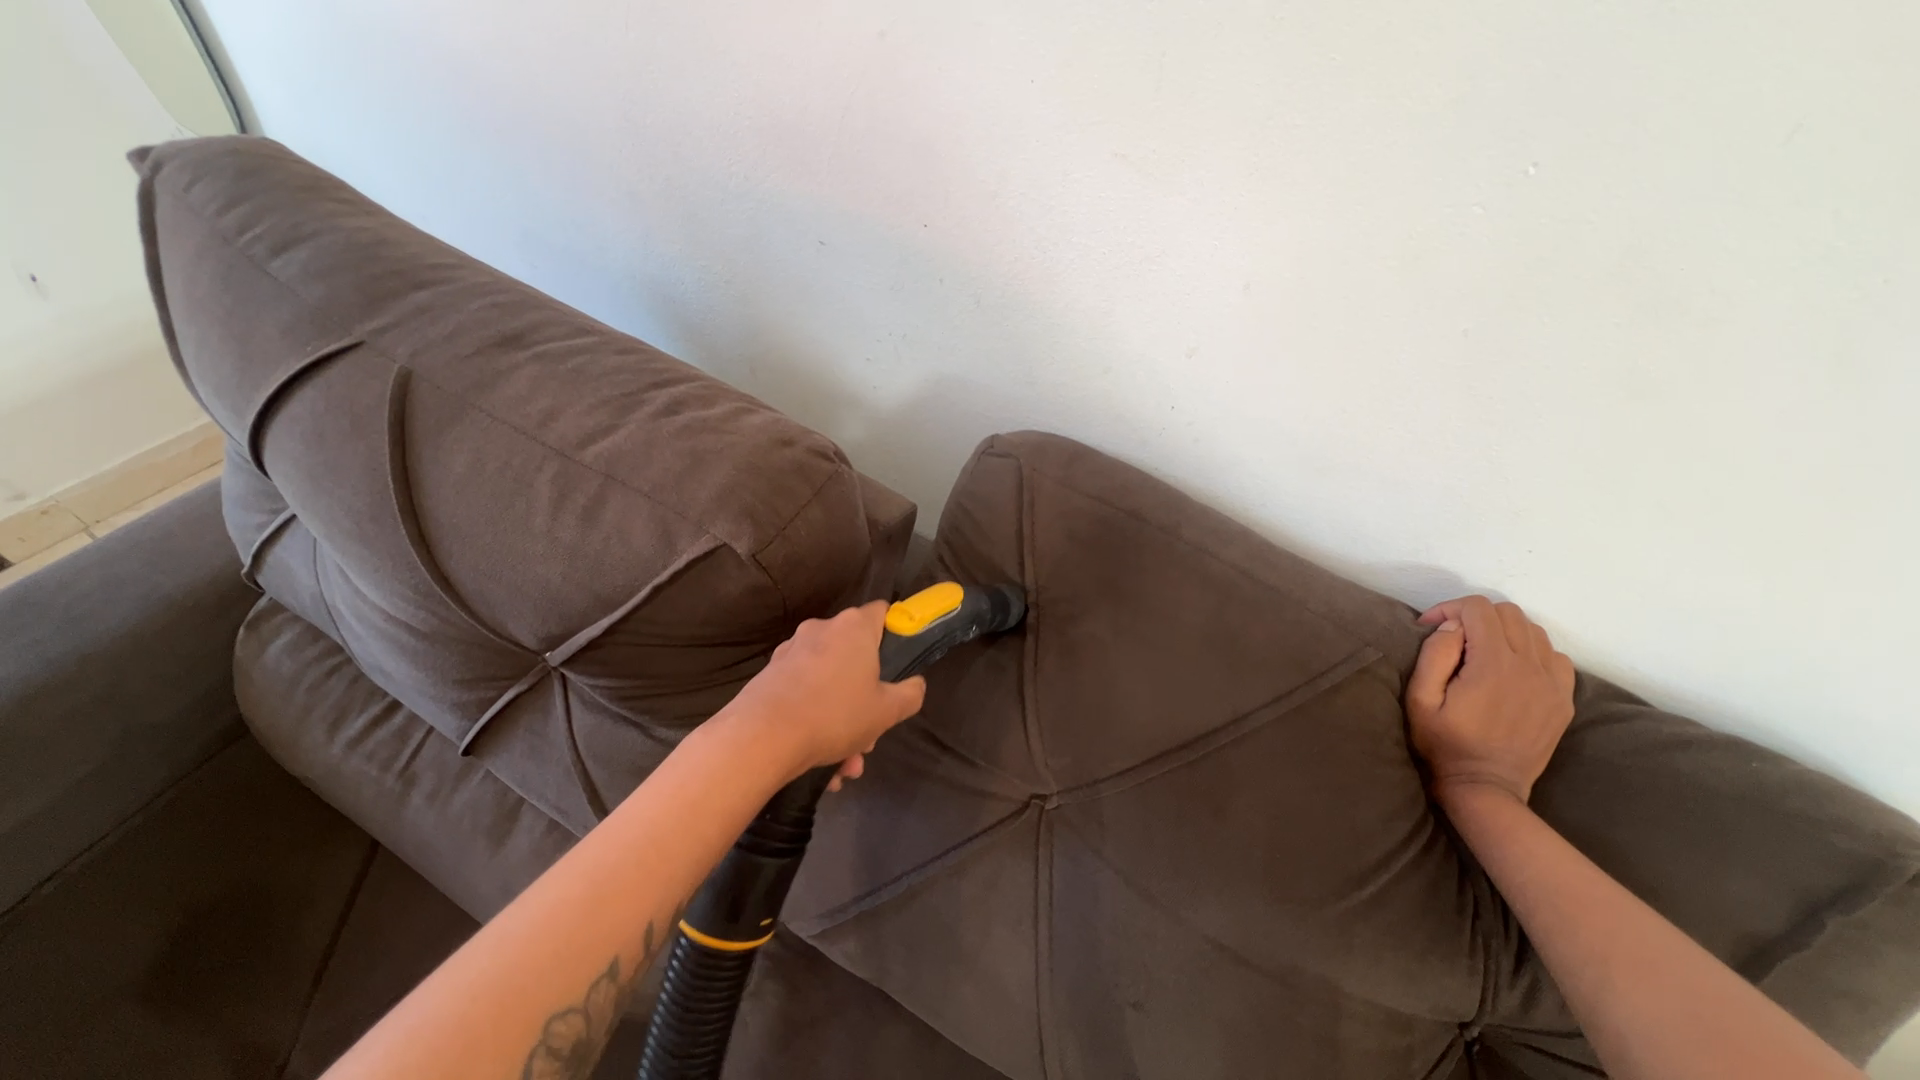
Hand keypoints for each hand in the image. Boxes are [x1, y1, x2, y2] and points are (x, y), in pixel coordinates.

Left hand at [717, 601, 926, 788]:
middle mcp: (821, 630)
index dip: (896, 634)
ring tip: (844, 764)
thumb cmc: (834, 714)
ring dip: (841, 722)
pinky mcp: (770, 675)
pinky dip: (814, 723)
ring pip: (829, 684)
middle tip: (870, 735)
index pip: (883, 612)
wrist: (761, 737)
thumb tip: (914, 685)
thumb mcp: (887, 712)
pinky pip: (804, 696)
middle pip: (855, 657)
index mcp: (853, 628)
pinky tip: (819, 763)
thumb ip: (910, 694)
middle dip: (866, 699)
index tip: (899, 665)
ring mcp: (791, 651)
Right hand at [1405, 595, 1575, 804]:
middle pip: (1508, 613)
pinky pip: (1555, 657)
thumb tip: (1452, 627)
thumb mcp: (1420, 700)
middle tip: (1453, 640)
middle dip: (1476, 617)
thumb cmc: (1444, 743)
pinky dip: (1532, 652)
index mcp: (1492, 663)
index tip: (1430, 628)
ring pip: (1534, 631)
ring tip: (1482, 652)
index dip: (1449, 609)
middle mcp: (1529, 666)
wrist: (1485, 786)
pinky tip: (1512, 669)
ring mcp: (1552, 684)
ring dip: (1505, 632)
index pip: (1478, 608)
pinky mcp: (1563, 700)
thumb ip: (1434, 655)